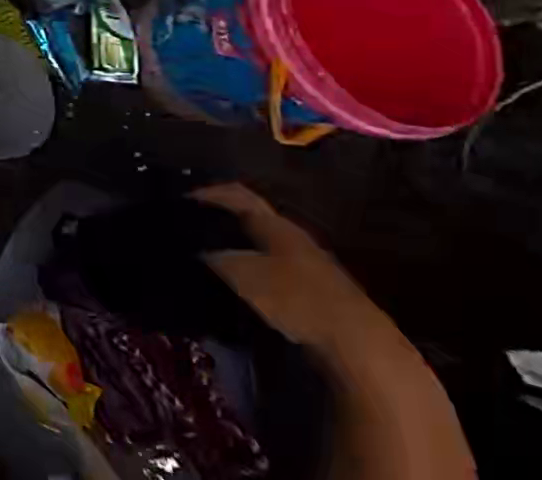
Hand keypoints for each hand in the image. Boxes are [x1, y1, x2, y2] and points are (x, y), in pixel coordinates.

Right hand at [194, 184, 396, 357]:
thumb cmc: (295, 300)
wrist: (361, 349)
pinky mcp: (319, 290)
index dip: (208, 192)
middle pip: (252, 215)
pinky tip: (241, 281)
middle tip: (191, 224)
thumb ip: (212, 254)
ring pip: (264, 241)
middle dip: (221, 216)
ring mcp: (311, 263)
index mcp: (276, 224)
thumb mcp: (239, 273)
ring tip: (209, 252)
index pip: (237, 194)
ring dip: (237, 242)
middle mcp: (295, 236)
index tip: (180, 200)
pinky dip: (253, 263)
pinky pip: (275, 264)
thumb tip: (192, 246)